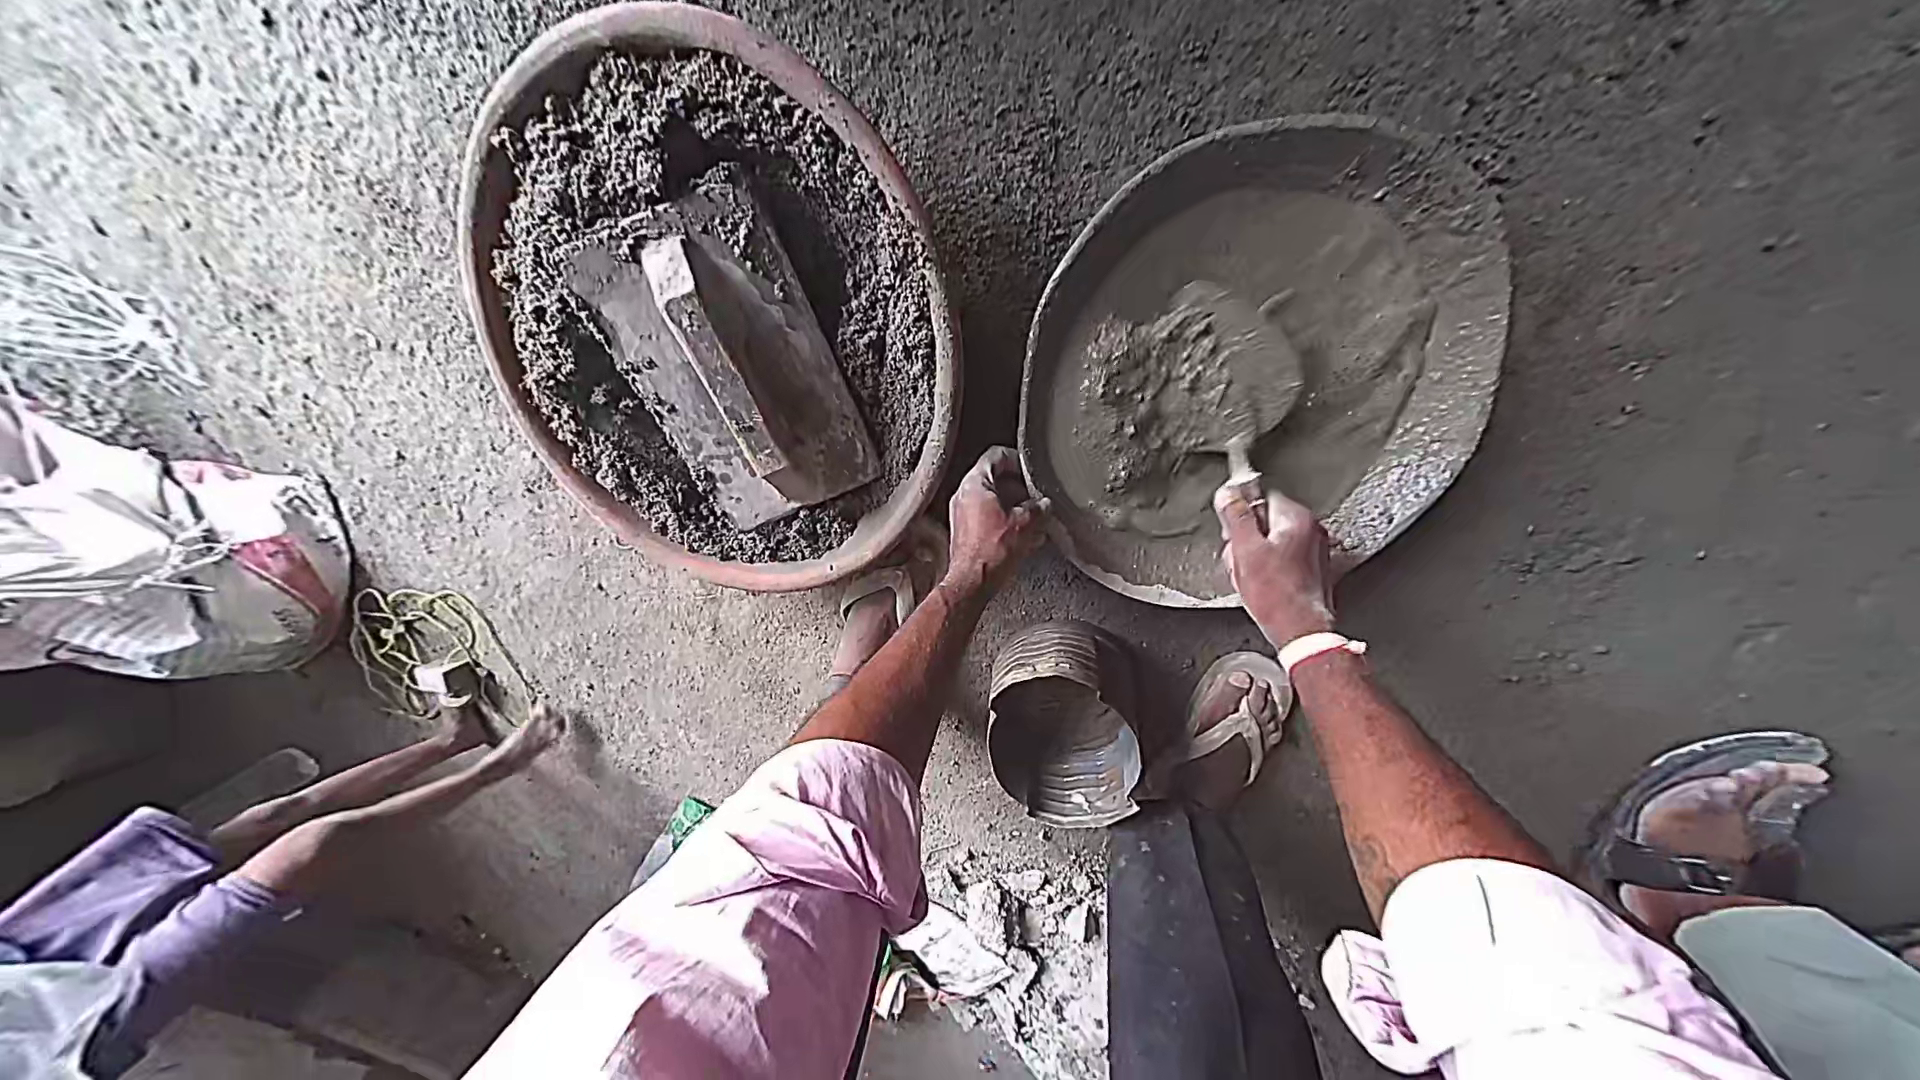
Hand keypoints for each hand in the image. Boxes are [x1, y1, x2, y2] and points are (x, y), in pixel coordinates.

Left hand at [946, 446, 1048, 592]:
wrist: (973, 583)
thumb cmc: (991, 552)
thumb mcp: (1025, 523)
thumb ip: (1039, 508)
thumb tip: (1044, 505)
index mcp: (974, 484)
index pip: (996, 456)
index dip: (1017, 459)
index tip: (1031, 468)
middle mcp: (963, 496)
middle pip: (995, 479)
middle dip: (1020, 487)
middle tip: (1037, 496)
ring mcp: (962, 514)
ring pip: (993, 500)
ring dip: (1016, 506)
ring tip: (1035, 518)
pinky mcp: (966, 533)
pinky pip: (988, 518)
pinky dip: (1007, 521)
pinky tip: (1025, 536)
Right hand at [1215, 482, 1336, 645]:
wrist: (1299, 629)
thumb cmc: (1276, 594)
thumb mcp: (1245, 549)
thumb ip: (1236, 517)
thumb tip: (1228, 494)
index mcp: (1297, 519)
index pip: (1260, 498)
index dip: (1240, 516)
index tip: (1232, 532)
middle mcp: (1311, 530)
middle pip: (1265, 521)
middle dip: (1246, 538)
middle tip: (1240, 558)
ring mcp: (1313, 551)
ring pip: (1271, 541)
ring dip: (1254, 555)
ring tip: (1250, 575)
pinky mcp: (1311, 569)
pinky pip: (1281, 559)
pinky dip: (1267, 568)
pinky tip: (1261, 583)